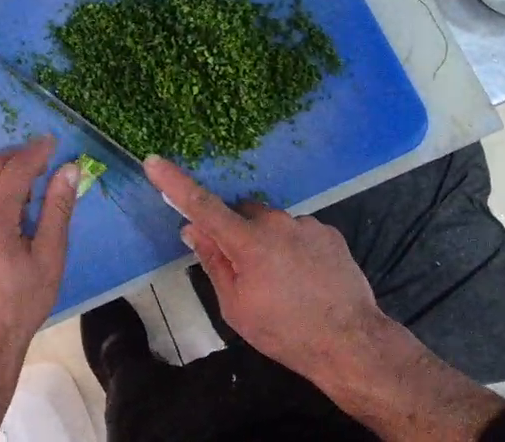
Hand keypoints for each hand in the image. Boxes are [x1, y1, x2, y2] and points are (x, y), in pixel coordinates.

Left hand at [0, 137, 79, 368]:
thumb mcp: (49, 259)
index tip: (53, 142)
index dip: (36, 152)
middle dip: (16, 157)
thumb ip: (58, 210)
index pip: (15, 170)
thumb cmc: (20, 305)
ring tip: (22, 184)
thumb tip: (69, 170)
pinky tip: (0, 206)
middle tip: (42, 161)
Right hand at [146, 155, 388, 382]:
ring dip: (269, 243)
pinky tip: (307, 280)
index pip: (202, 206)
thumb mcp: (236, 307)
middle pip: (243, 214)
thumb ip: (213, 262)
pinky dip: (295, 249)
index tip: (153, 161)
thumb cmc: (285, 332)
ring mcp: (306, 224)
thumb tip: (193, 229)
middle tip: (246, 271)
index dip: (175, 183)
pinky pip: (300, 232)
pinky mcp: (329, 232)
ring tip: (285, 284)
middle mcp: (276, 222)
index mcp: (248, 242)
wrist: (351, 342)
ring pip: (273, 224)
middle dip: (238, 233)